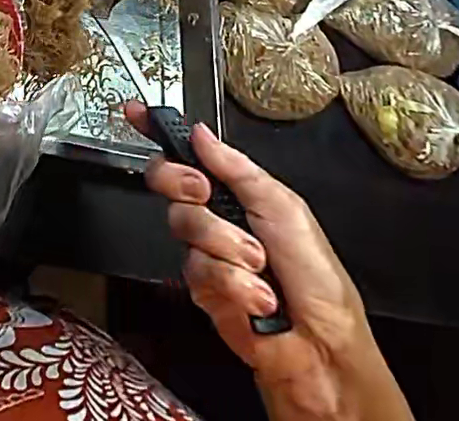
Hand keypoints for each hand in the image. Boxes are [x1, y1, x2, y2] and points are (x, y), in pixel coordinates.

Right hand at [127, 105, 410, 420]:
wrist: (322, 345)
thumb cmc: (316, 274)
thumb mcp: (281, 203)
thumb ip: (235, 165)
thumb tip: (201, 133)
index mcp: (234, 188)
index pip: (187, 152)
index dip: (156, 130)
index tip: (136, 112)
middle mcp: (214, 214)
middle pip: (167, 180)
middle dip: (184, 184)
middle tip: (204, 192)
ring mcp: (206, 249)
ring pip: (184, 225)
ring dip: (227, 246)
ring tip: (258, 264)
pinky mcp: (202, 286)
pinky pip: (197, 268)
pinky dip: (232, 282)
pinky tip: (256, 294)